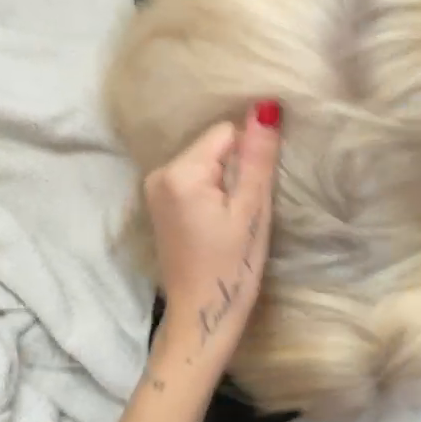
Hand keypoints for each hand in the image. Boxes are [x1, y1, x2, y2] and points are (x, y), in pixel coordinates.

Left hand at [145, 100, 281, 373]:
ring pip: (206, 163)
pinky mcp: (160, 205)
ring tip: (232, 220)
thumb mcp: (252, 211)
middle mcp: (159, 173)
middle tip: (244, 212)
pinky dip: (212, 193)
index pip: (227, 133)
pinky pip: (194, 180)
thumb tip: (265, 105)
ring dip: (225, 182)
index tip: (254, 194)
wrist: (201, 316)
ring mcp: (155, 190)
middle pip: (214, 146)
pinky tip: (218, 224)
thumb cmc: (231, 268)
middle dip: (236, 170)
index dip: (250, 158)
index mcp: (179, 172)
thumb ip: (257, 156)